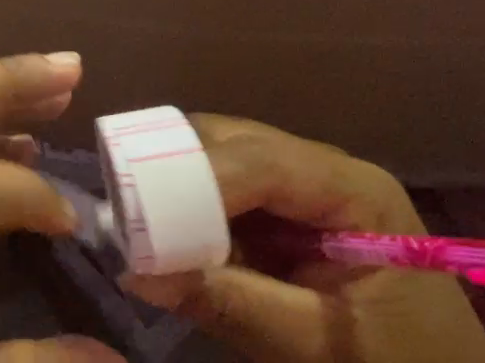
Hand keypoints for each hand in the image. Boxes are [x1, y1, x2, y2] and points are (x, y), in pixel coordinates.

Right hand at [122, 116, 484, 362]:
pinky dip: (197, 207)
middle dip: (177, 171)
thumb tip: (133, 269)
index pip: (260, 160)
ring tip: (147, 227)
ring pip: (224, 155)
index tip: (139, 211)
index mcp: (354, 191)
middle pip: (234, 141)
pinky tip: (180, 238)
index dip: (194, 177)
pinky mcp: (295, 209)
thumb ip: (230, 303)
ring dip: (181, 187)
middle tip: (130, 211)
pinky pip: (231, 187)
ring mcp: (312, 185)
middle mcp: (330, 169)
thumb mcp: (318, 347)